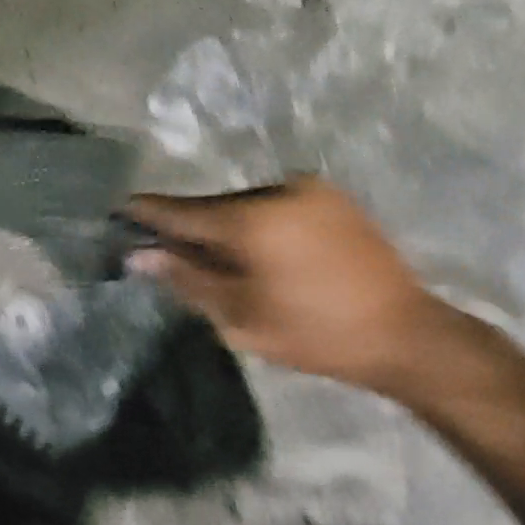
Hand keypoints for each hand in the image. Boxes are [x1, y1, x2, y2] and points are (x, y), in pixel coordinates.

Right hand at [125, 177, 452, 396]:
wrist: (405, 335)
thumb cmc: (314, 334)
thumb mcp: (240, 317)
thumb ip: (186, 279)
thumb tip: (138, 255)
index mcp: (253, 220)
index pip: (182, 211)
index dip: (148, 213)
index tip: (118, 210)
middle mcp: (278, 191)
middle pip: (214, 207)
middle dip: (189, 228)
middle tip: (166, 252)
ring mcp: (309, 190)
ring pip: (245, 206)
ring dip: (225, 228)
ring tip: (221, 262)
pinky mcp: (332, 198)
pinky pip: (274, 206)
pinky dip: (257, 225)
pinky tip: (259, 254)